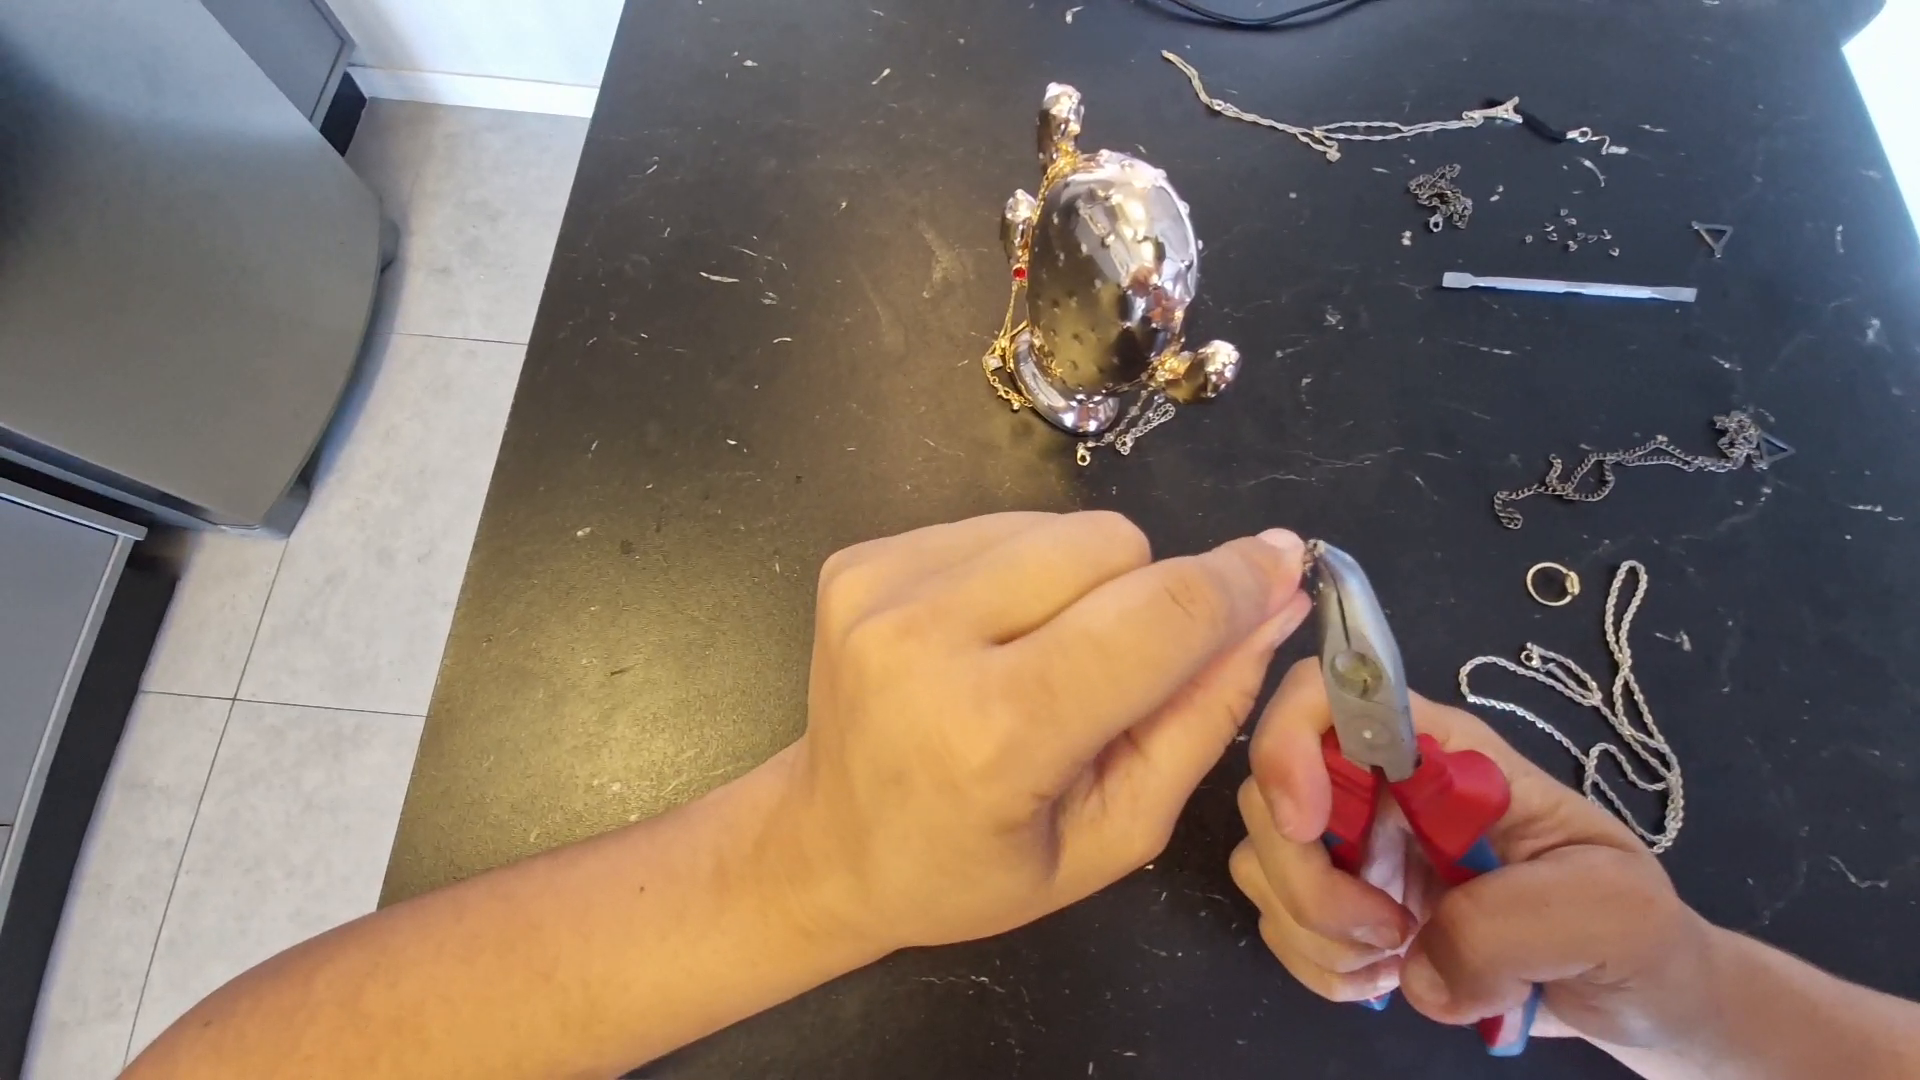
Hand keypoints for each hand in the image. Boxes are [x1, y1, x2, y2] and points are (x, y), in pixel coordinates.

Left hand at [773, 511, 1310, 953]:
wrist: (829, 840)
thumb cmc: (974, 863)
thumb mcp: (1111, 831)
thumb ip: (1202, 719)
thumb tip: (1269, 610)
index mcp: (994, 731)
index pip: (1153, 619)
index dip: (1235, 583)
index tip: (1284, 563)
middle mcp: (924, 638)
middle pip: (1109, 544)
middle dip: (1141, 595)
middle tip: (1103, 668)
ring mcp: (880, 586)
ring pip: (1056, 525)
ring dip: (1077, 582)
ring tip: (1034, 655)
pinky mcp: (858, 559)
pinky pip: (995, 525)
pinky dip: (1017, 571)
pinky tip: (984, 634)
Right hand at [1228, 659, 1714, 1049]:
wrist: (1628, 996)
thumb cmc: (1631, 932)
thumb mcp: (1614, 912)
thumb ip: (1516, 922)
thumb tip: (1417, 964)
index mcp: (1430, 749)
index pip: (1319, 695)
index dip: (1288, 744)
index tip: (1308, 825)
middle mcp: (1368, 783)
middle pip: (1266, 793)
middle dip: (1305, 878)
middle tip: (1391, 934)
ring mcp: (1343, 842)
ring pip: (1260, 860)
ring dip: (1316, 931)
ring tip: (1401, 964)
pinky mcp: (1330, 897)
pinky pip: (1275, 920)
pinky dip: (1317, 964)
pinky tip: (1382, 979)